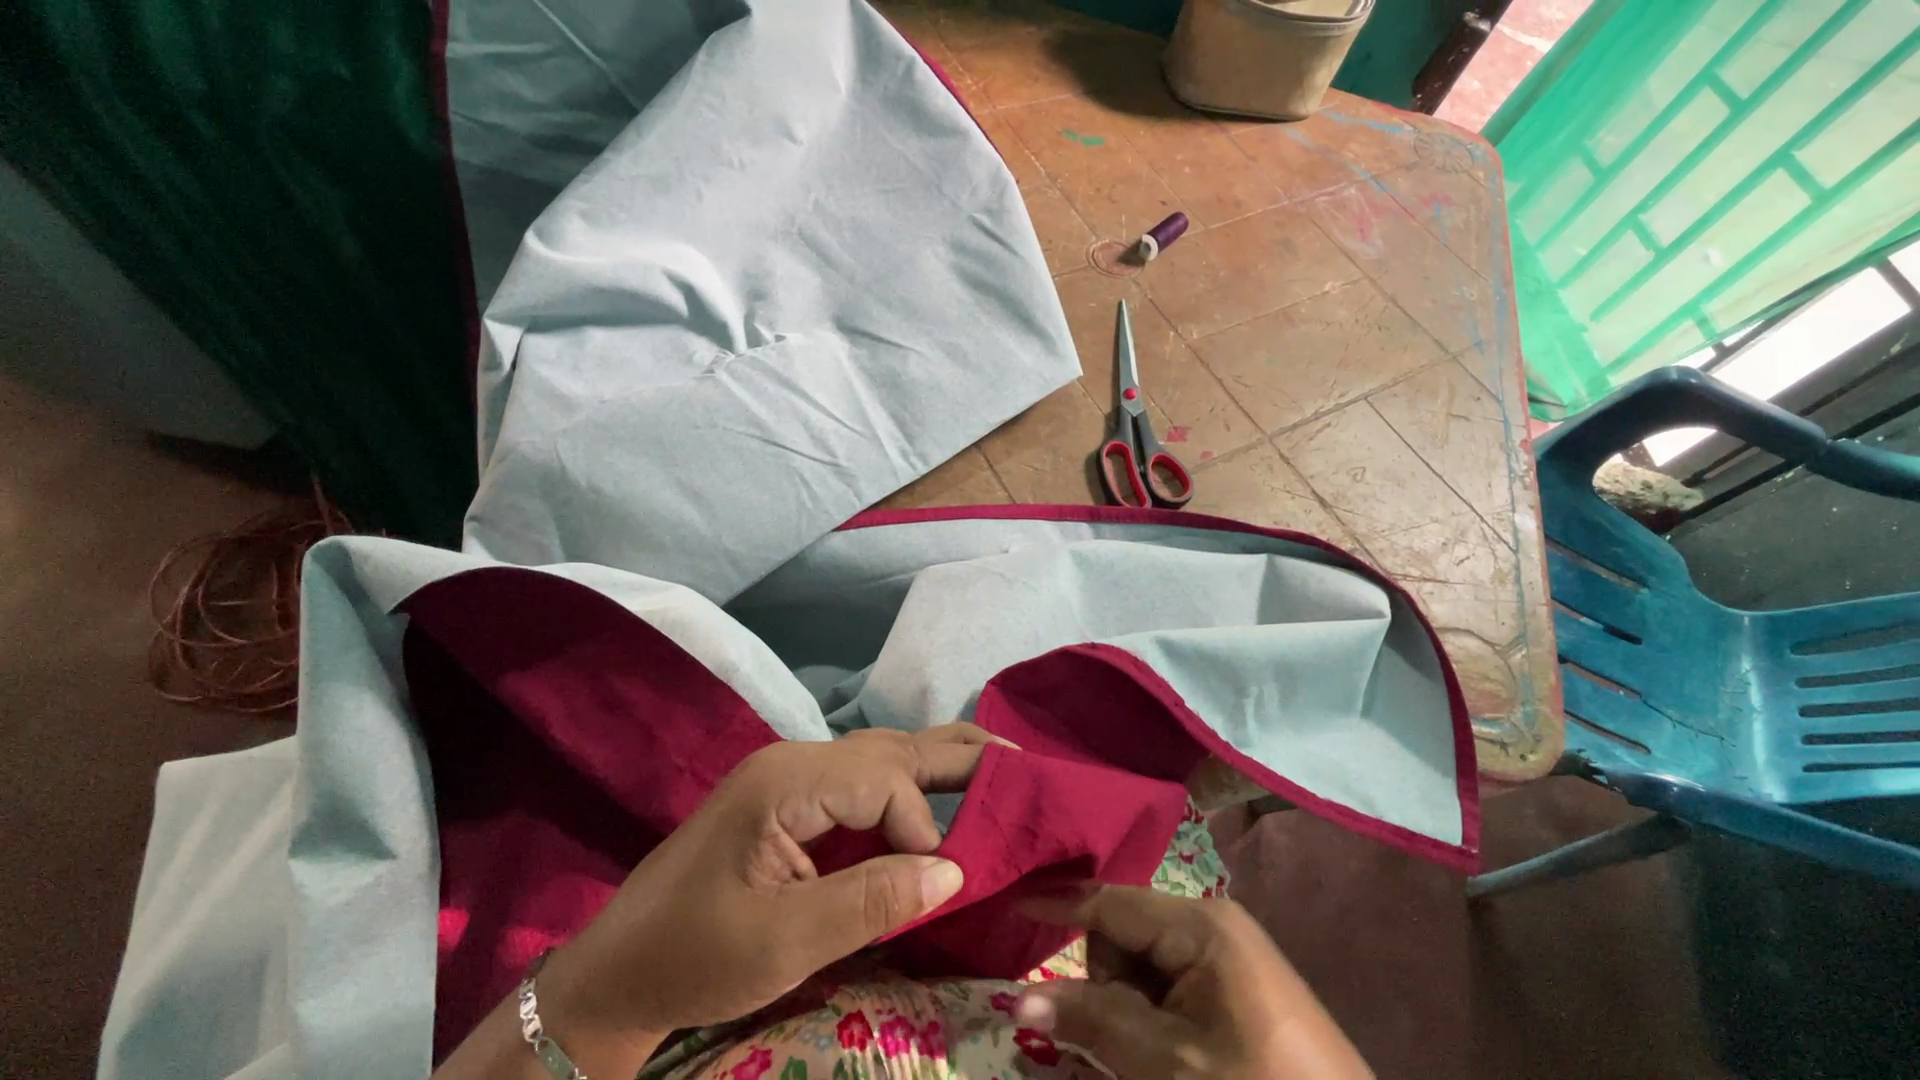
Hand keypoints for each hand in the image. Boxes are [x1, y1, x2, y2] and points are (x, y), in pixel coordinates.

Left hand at [436, 724, 997, 1079]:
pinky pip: (862, 786)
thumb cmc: (693, 957)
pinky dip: (906, 794)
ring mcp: (789, 780)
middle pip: (890, 747)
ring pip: (879, 759)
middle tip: (1023, 764)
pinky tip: (936, 804)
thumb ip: (871, 901)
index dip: (921, 826)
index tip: (932, 885)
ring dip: (934, 770)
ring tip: (996, 772)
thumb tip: (954, 871)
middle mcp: (792, 762)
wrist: (618, 973)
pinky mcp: (790, 805)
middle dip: (955, 757)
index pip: (884, 777)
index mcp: (785, 781)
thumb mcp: (784, 942)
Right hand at [1015, 887, 1370, 1079]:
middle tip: (1115, 1044)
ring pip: (1141, 967)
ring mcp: (1226, 958)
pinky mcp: (1234, 990)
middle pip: (1121, 934)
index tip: (1005, 904)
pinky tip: (1155, 1060)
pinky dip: (1149, 1021)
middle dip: (1102, 983)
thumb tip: (1020, 998)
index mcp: (1199, 924)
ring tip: (1144, 1063)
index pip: (1108, 900)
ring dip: (1124, 1009)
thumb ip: (1092, 1020)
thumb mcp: (1166, 1063)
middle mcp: (1211, 925)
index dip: (1055, 904)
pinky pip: (1168, 989)